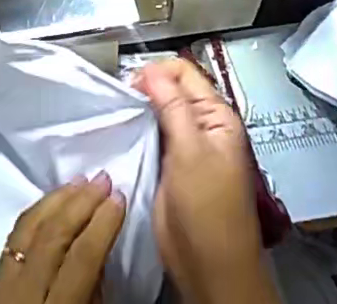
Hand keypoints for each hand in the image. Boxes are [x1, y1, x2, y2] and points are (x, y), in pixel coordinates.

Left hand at [0, 172, 125, 303]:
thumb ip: (95, 295)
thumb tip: (102, 252)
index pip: (80, 261)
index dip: (101, 226)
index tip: (120, 197)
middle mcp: (23, 298)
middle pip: (52, 238)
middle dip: (81, 204)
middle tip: (104, 179)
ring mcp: (2, 288)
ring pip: (28, 230)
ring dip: (57, 200)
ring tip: (82, 182)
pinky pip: (14, 237)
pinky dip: (36, 213)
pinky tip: (53, 201)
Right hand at [133, 59, 279, 303]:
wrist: (209, 267)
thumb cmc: (207, 208)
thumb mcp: (190, 150)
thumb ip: (172, 106)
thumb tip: (150, 69)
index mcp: (216, 115)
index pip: (185, 73)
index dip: (158, 71)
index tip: (130, 83)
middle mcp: (203, 124)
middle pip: (171, 89)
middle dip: (147, 87)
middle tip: (122, 98)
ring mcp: (186, 145)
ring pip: (160, 110)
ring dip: (141, 107)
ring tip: (120, 112)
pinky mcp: (169, 164)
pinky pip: (153, 133)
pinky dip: (139, 127)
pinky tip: (124, 129)